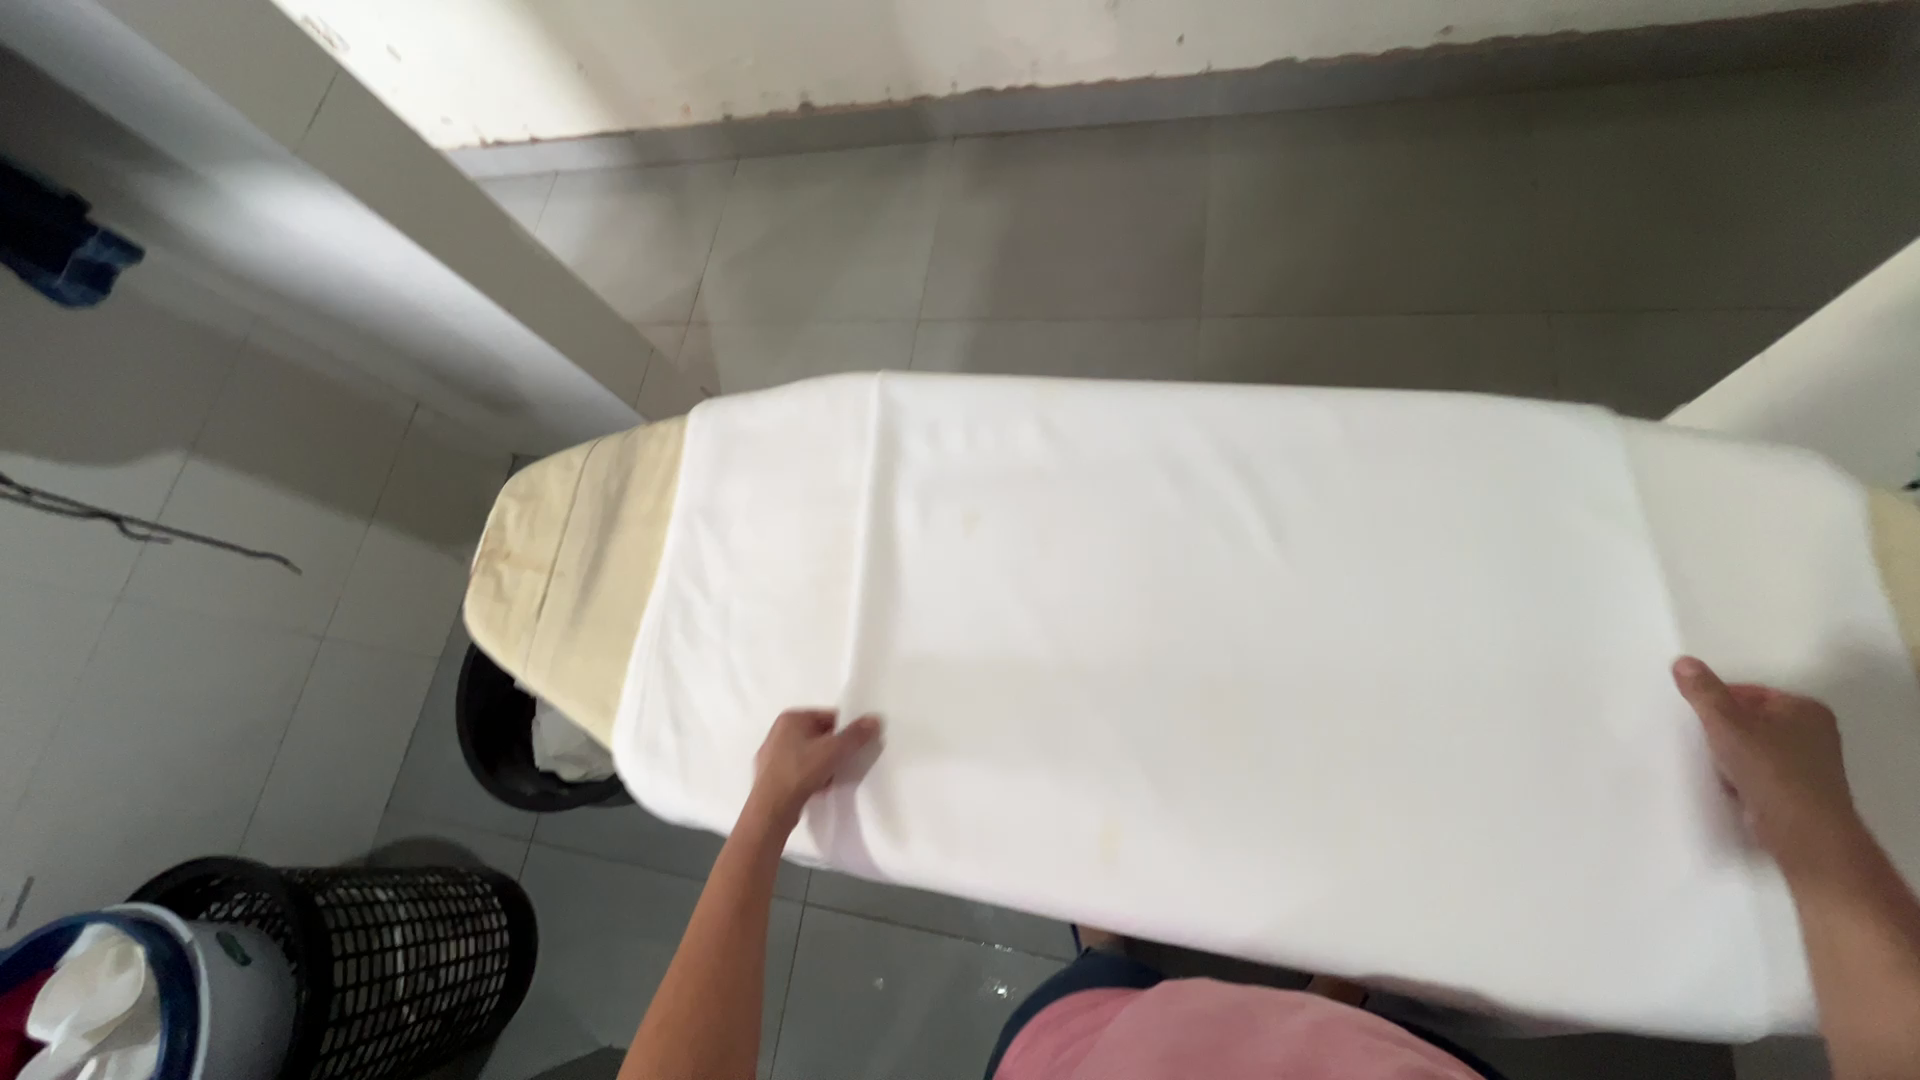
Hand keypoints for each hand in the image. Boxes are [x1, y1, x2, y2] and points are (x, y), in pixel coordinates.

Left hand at [745, 709, 881, 830]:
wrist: (771, 809)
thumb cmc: (801, 771)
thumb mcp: (834, 750)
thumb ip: (856, 735)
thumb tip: (875, 719)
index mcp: (791, 718)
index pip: (828, 717)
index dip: (845, 731)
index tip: (856, 746)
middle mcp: (778, 731)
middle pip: (818, 735)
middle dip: (833, 749)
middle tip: (845, 762)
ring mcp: (770, 754)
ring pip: (807, 754)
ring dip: (822, 764)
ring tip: (832, 778)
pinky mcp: (769, 775)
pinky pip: (797, 770)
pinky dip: (809, 776)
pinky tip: (817, 789)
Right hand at [1672, 657, 1863, 870]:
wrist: (1800, 828)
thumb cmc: (1767, 767)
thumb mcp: (1725, 722)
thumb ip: (1703, 691)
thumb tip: (1682, 661)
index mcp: (1805, 709)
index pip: (1747, 692)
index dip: (1716, 702)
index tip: (1695, 717)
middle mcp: (1814, 731)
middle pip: (1749, 718)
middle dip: (1721, 727)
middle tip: (1697, 736)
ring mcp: (1810, 761)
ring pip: (1752, 744)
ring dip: (1728, 750)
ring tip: (1709, 760)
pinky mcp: (1799, 787)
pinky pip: (1759, 768)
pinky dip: (1740, 770)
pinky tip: (1726, 780)